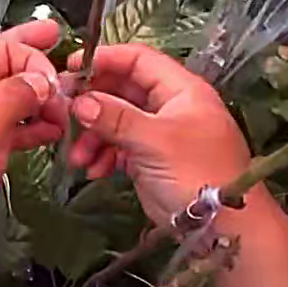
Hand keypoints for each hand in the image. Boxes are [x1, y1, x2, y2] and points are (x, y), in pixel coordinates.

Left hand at [0, 19, 67, 245]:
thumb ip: (15, 95)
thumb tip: (43, 80)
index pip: (2, 47)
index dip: (34, 57)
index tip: (56, 82)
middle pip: (9, 69)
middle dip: (41, 73)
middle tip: (73, 83)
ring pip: (13, 99)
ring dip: (41, 103)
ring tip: (67, 113)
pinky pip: (10, 126)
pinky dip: (32, 127)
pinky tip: (53, 133)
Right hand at [65, 44, 258, 227]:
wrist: (223, 226)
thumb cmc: (196, 174)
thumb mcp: (154, 141)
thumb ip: (115, 117)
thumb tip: (78, 102)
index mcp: (180, 90)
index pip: (137, 60)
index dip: (104, 59)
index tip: (70, 68)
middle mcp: (168, 106)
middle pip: (121, 90)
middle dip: (92, 104)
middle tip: (64, 114)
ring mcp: (157, 133)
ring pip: (114, 121)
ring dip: (92, 136)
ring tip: (78, 158)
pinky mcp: (148, 158)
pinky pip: (117, 146)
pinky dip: (103, 155)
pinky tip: (95, 171)